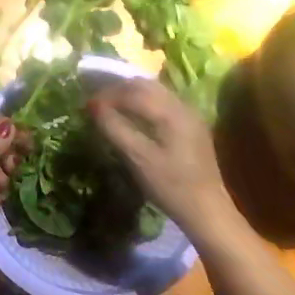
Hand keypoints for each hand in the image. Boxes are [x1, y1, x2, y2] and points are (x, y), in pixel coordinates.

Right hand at [88, 79, 244, 244]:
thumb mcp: (138, 159)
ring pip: (155, 91)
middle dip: (118, 90)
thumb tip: (93, 106)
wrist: (207, 209)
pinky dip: (144, 103)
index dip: (107, 95)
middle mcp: (182, 105)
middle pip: (145, 85)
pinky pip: (163, 102)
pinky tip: (134, 118)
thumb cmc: (170, 185)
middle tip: (97, 104)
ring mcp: (190, 114)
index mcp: (170, 111)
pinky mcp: (191, 125)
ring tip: (111, 108)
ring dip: (131, 95)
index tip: (87, 105)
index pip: (132, 92)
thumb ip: (115, 128)